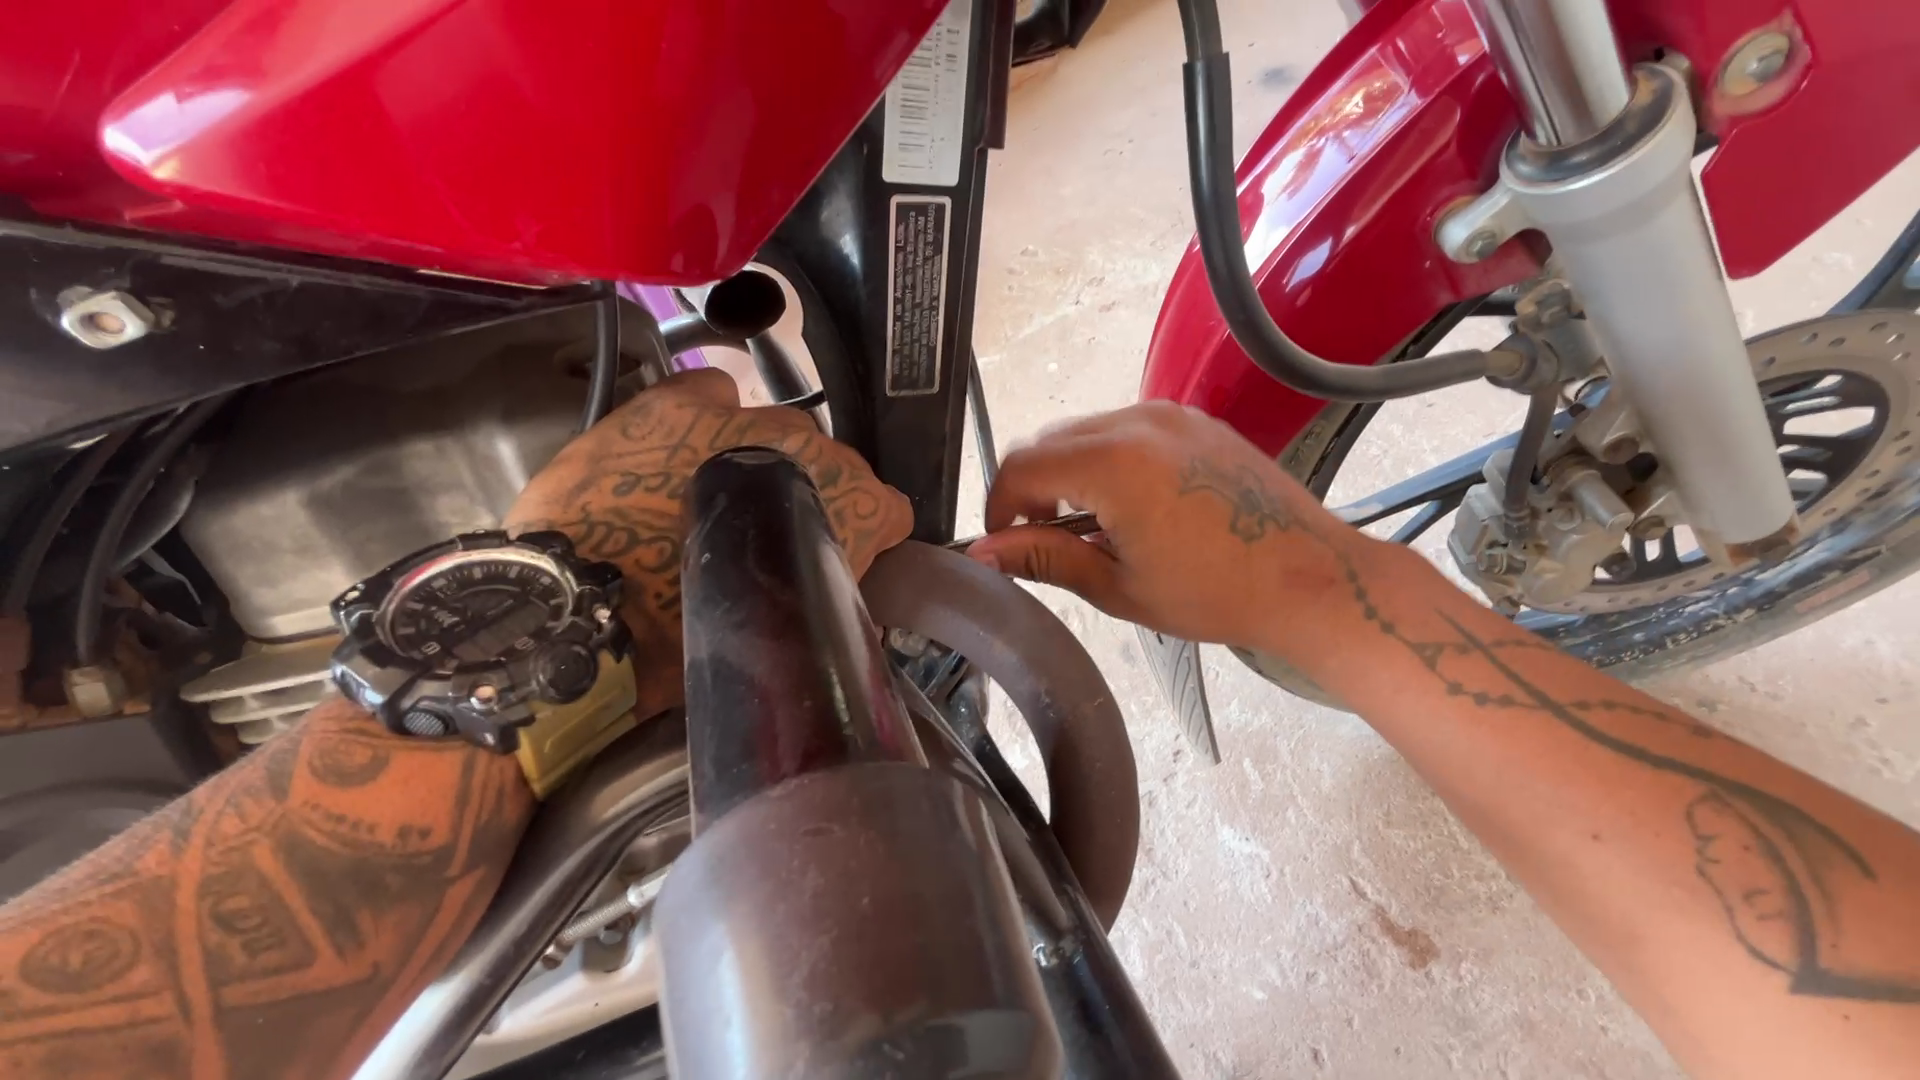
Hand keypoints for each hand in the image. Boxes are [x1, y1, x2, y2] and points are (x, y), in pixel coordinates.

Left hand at [506, 369, 913, 707]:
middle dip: (813, 492)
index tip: (835, 555)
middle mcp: (815, 451)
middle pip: (835, 463)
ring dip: (764, 454)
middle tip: (767, 532)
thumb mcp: (789, 628)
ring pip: (781, 426)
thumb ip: (825, 587)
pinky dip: (709, 412)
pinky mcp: (680, 403)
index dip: (866, 534)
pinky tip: (686, 444)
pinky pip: (717, 388)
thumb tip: (830, 578)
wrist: (582, 616)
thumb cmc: (691, 639)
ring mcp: (747, 419)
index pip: (891, 510)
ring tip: (719, 490)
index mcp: (856, 508)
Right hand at [967, 402, 1374, 652]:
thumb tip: (983, 553)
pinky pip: (1124, 428)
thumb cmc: (1214, 593)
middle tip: (1045, 538)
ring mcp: (1169, 414)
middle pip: (1048, 441)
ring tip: (1090, 525)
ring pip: (1084, 431)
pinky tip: (1128, 503)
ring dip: (1067, 472)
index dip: (999, 507)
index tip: (1005, 543)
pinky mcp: (1193, 419)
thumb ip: (1044, 557)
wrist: (1309, 577)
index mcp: (1114, 464)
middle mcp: (1137, 422)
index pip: (1022, 467)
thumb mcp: (1117, 585)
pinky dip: (1105, 459)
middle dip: (1031, 488)